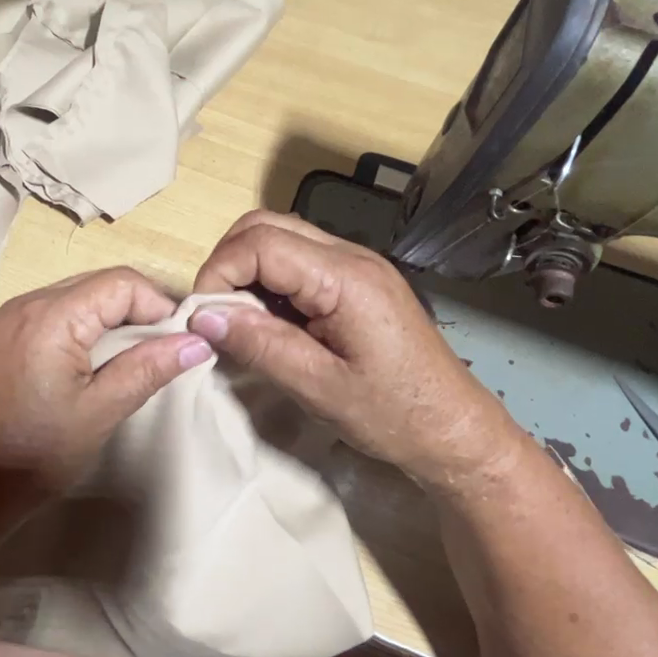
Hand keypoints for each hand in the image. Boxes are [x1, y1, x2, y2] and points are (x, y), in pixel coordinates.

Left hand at [0, 268, 211, 593]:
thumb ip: (148, 368)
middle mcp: (27, 303)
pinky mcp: (7, 336)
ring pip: (80, 295)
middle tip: (165, 352)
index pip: (122, 283)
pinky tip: (100, 361)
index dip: (159, 306)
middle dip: (139, 310)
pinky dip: (87, 327)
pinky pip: (58, 313)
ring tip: (137, 358)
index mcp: (50, 317)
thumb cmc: (38, 454)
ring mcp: (12, 318)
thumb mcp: (100, 411)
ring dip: (114, 319)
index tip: (181, 343)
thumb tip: (198, 342)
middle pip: (100, 283)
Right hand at [187, 211, 520, 485]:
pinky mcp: (356, 282)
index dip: (218, 273)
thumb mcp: (318, 387)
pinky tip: (267, 324)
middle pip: (266, 226)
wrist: (453, 430)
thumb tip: (204, 318)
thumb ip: (260, 345)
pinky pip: (297, 263)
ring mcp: (356, 266)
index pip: (259, 242)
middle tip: (216, 317)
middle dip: (227, 265)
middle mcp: (352, 257)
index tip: (204, 320)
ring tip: (239, 324)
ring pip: (279, 239)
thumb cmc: (393, 415)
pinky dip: (268, 284)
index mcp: (346, 278)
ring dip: (246, 273)